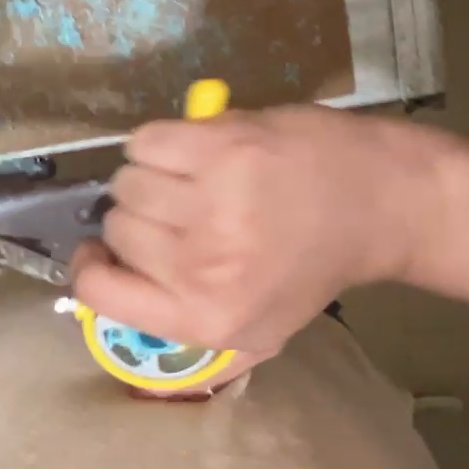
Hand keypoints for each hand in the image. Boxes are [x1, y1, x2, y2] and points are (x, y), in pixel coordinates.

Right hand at [69, 105, 444, 360]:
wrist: (380, 202)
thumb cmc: (307, 266)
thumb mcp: (249, 326)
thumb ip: (169, 313)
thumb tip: (92, 277)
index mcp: (205, 318)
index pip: (95, 292)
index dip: (89, 268)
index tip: (101, 252)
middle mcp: (203, 267)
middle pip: (115, 230)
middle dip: (140, 220)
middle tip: (186, 214)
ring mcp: (212, 203)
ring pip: (125, 183)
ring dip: (151, 179)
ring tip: (195, 182)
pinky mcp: (221, 147)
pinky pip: (144, 142)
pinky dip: (161, 143)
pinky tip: (195, 152)